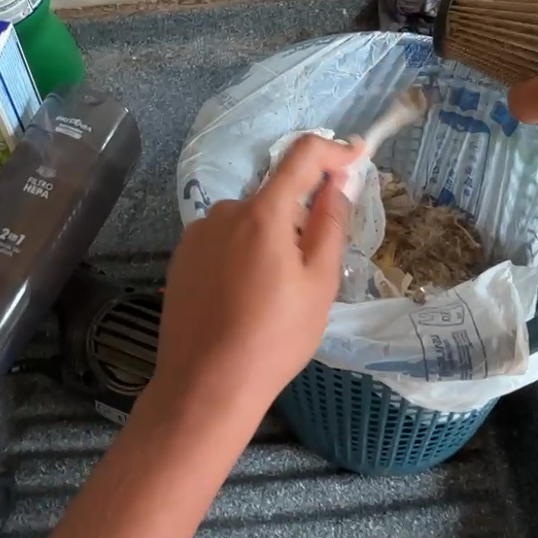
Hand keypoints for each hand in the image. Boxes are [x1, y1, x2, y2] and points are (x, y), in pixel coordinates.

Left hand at [149, 134, 356, 418]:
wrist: (204, 387)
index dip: (332, 150)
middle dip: (299, 221)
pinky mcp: (182, 254)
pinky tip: (241, 298)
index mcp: (263, 213)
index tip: (355, 158)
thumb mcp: (318, 284)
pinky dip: (242, 254)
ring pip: (250, 221)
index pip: (301, 155)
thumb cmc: (273, 339)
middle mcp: (226, 210)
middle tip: (309, 275)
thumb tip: (338, 180)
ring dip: (269, 241)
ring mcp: (199, 232)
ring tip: (272, 296)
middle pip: (276, 197)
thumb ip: (330, 224)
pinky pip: (225, 239)